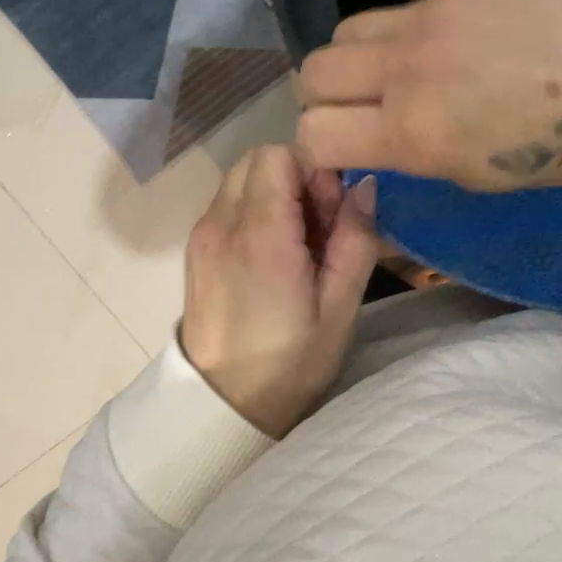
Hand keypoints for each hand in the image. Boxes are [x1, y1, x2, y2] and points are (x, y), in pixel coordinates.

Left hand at [181, 145, 379, 437]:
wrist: (223, 407)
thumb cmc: (290, 363)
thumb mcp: (339, 308)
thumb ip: (356, 240)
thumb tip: (365, 185)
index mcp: (259, 234)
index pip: (280, 155)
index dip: (314, 173)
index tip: (334, 215)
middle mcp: (220, 223)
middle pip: (258, 160)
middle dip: (296, 180)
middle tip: (321, 230)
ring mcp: (202, 236)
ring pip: (242, 181)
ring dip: (277, 197)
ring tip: (300, 248)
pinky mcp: (196, 251)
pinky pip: (229, 207)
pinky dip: (257, 214)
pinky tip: (275, 259)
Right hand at [297, 0, 561, 190]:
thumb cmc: (551, 154)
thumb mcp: (468, 175)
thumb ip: (406, 155)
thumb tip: (367, 140)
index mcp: (411, 133)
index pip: (312, 132)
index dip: (318, 147)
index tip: (341, 148)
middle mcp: (406, 70)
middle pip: (314, 71)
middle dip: (326, 97)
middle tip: (361, 108)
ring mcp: (430, 18)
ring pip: (348, 30)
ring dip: (357, 58)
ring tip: (398, 73)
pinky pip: (405, 9)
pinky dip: (413, 33)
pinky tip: (457, 46)